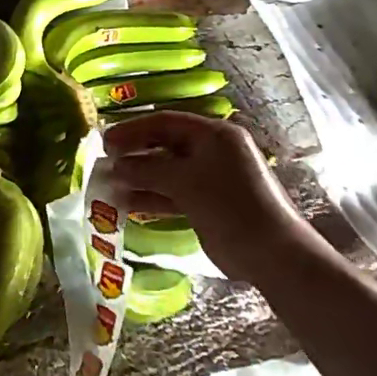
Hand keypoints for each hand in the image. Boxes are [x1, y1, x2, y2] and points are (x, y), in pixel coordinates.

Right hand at [103, 113, 316, 283]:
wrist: (271, 253)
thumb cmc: (230, 205)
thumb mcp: (185, 182)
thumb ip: (148, 170)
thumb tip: (116, 167)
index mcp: (214, 134)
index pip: (166, 122)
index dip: (134, 130)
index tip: (106, 142)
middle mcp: (214, 150)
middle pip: (166, 145)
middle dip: (135, 154)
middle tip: (105, 163)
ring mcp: (212, 178)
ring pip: (169, 172)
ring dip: (140, 178)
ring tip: (109, 186)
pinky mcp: (209, 203)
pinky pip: (175, 193)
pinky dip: (153, 197)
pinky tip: (127, 205)